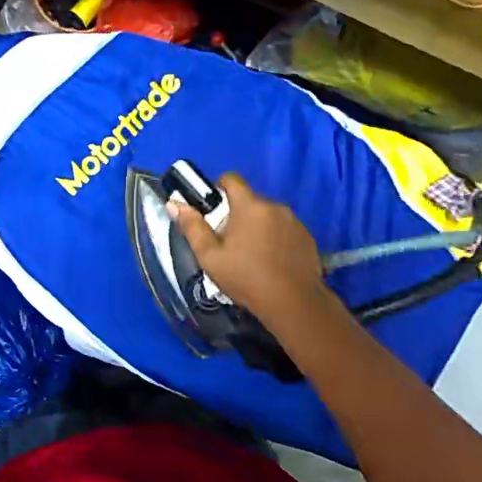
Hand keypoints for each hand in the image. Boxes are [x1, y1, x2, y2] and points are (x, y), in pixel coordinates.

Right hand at [169, 172, 328, 320]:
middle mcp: (274, 206)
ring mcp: (294, 221)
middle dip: (236, 216)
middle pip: (249, 201)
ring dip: (257, 228)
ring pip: (268, 216)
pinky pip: (285, 230)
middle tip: (227, 244)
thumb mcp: (210, 257)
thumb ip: (192, 228)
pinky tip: (272, 263)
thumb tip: (173, 204)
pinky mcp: (308, 237)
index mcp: (249, 206)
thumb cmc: (246, 278)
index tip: (212, 210)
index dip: (218, 188)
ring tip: (251, 256)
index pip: (231, 179)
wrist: (293, 303)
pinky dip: (276, 239)